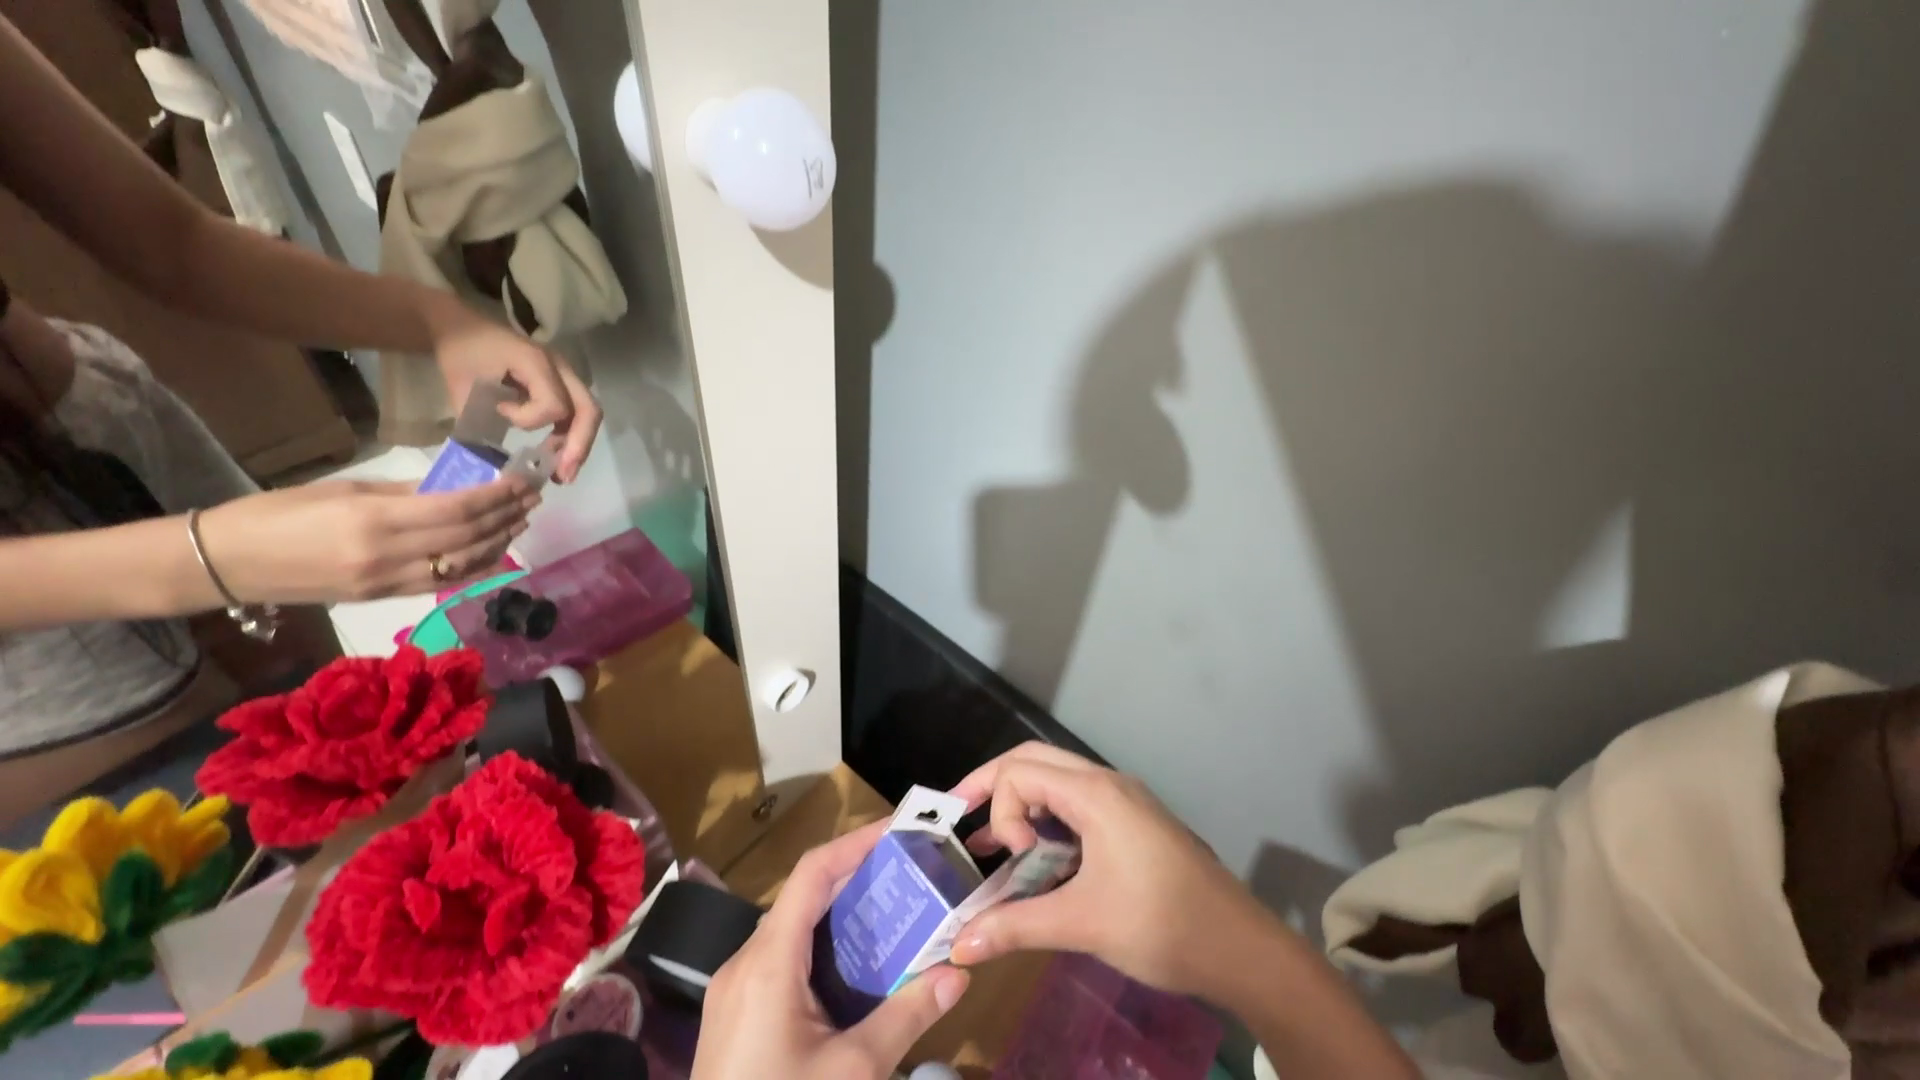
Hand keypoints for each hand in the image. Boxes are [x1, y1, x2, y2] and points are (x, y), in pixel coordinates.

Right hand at [196, 478, 537, 604]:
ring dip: (499, 541)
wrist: (224, 565)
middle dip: (506, 515)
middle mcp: (389, 556)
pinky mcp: (385, 599)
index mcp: (375, 521)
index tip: (521, 480)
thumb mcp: (342, 490)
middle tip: (533, 497)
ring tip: (522, 520)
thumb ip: (403, 492)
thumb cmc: (275, 514)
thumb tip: (454, 486)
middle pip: (467, 536)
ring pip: (463, 563)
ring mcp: (389, 582)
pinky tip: (497, 553)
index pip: (457, 509)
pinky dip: (476, 567)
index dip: (496, 495)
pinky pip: (443, 583)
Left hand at [426, 301, 600, 482]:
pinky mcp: (562, 384)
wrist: (462, 329)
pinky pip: (577, 413)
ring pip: (588, 415)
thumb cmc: (460, 354)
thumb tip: (489, 461)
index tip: (500, 412)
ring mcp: (565, 375)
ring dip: (577, 445)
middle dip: (578, 446)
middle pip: (589, 410)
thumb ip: (477, 422)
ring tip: (562, 472)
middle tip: (564, 476)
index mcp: (535, 363)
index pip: (553, 405)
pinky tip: (555, 453)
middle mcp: (560, 368)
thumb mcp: (460, 387)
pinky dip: (570, 436)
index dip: (528, 419)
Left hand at [692, 823, 970, 1079]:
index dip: (855, 843)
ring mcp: (733, 988)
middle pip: (802, 898)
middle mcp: (745, 962)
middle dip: (855, 879)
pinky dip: (818, 948)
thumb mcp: (853, 1072)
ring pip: (790, 930)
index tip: (898, 831)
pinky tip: (852, 970)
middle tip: (908, 875)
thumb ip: (905, 1016)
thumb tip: (958, 974)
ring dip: (838, 916)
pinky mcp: (733, 1013)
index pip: (812, 874)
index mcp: (769, 961)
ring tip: (890, 915)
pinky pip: (778, 959)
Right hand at [947, 743, 1270, 998]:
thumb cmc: (1161, 925)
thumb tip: (957, 946)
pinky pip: (1077, 808)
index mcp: (1095, 793)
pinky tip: (1035, 862)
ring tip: (989, 845)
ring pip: (1056, 784)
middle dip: (993, 787)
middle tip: (959, 817)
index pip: (1021, 772)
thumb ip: (1014, 926)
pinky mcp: (1133, 825)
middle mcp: (1108, 784)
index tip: (1012, 858)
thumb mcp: (1081, 923)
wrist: (1240, 948)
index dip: (1000, 811)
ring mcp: (1124, 803)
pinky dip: (1047, 824)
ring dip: (1021, 807)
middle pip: (1035, 762)